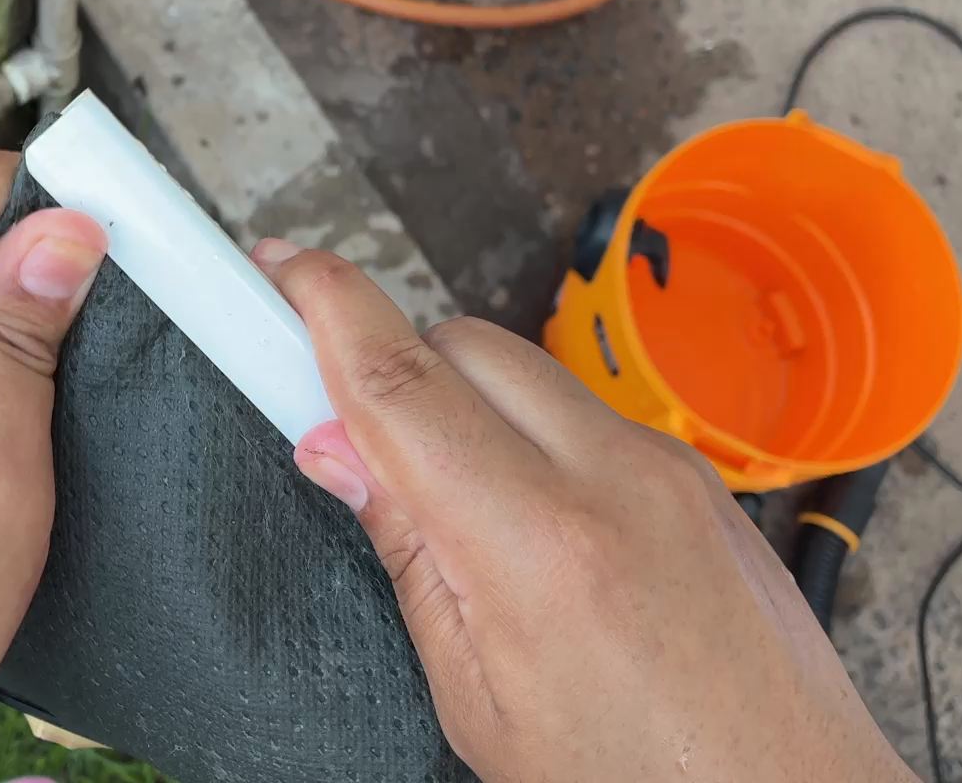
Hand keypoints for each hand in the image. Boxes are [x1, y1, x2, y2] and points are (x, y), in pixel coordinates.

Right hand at [253, 240, 916, 782]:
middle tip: (352, 428)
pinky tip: (515, 497)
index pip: (400, 382)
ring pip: (510, 362)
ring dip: (450, 392)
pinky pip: (565, 397)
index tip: (277, 265)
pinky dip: (509, 416)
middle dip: (388, 362)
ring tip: (445, 486)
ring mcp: (660, 457)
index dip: (324, 305)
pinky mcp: (684, 460)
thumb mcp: (474, 696)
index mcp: (537, 546)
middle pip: (457, 344)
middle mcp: (611, 472)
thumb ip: (403, 550)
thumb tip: (331, 448)